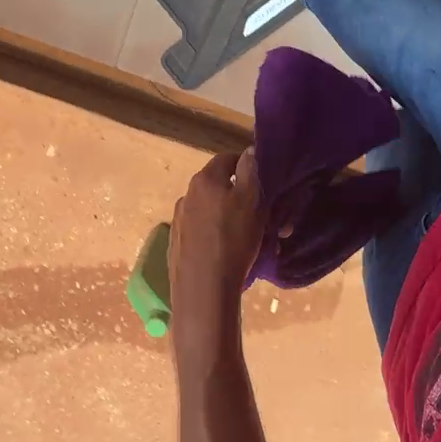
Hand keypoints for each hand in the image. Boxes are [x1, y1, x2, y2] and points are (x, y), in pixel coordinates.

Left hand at [170, 149, 265, 332]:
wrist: (203, 292)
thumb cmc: (233, 240)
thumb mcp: (252, 201)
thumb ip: (250, 171)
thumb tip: (249, 150)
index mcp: (204, 180)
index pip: (228, 158)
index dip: (247, 166)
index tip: (263, 183)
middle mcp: (187, 195)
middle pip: (218, 186)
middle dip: (241, 196)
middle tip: (262, 215)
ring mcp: (178, 222)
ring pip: (210, 210)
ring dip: (228, 217)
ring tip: (249, 239)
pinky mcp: (176, 246)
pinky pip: (201, 232)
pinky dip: (215, 235)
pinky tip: (228, 253)